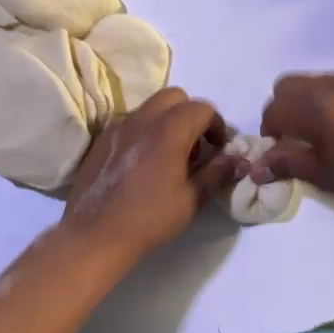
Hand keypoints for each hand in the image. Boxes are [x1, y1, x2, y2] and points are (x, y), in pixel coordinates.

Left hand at [62, 88, 238, 260]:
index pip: (202, 108)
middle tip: (195, 148)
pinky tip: (143, 164)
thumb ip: (217, 173)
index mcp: (168, 130)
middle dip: (191, 115)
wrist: (95, 234)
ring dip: (166, 122)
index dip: (217, 125)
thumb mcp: (191, 199)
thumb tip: (238, 160)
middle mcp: (142, 119)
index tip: (218, 149)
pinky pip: (130, 123)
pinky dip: (144, 132)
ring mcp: (118, 127)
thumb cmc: (149, 219)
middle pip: (174, 97)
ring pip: (150, 108)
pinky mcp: (102, 140)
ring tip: (169, 157)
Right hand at [256, 73, 333, 209]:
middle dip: (284, 108)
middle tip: (298, 136)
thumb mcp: (326, 175)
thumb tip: (256, 168)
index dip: (270, 131)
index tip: (282, 149)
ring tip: (327, 131)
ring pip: (315, 81)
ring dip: (309, 102)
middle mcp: (333, 84)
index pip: (274, 109)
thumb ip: (288, 164)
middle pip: (288, 85)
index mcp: (316, 108)